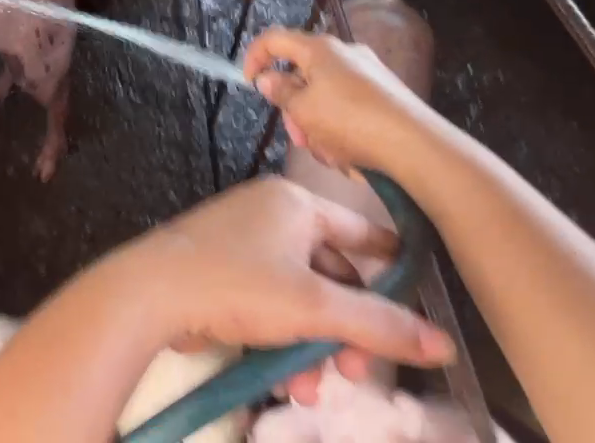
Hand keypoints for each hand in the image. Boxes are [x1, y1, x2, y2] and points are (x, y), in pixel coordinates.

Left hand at [108, 177, 453, 403]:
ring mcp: (240, 242)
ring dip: (313, 348)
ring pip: (301, 300)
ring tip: (310, 390)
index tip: (423, 304)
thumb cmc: (238, 284)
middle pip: (332, 276)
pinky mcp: (219, 272)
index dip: (395, 267)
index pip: (362, 232)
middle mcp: (268, 215)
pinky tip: (284, 382)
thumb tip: (443, 342)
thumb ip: (381, 324)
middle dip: (348, 332)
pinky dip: (281, 342)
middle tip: (357, 375)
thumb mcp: (316, 307)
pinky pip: (268, 306)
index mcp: (293, 204)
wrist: (151, 293)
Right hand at [242, 28, 445, 171]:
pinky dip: (341, 130)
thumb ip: (280, 93)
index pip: (274, 40)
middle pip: (302, 75)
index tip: (250, 84)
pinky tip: (350, 156)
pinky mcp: (386, 98)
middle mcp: (345, 55)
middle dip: (294, 108)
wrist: (418, 149)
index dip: (254, 58)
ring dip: (318, 125)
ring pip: (325, 98)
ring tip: (330, 154)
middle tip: (298, 136)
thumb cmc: (350, 122)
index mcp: (320, 49)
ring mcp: (369, 76)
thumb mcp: (303, 111)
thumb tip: (268, 79)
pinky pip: (349, 110)